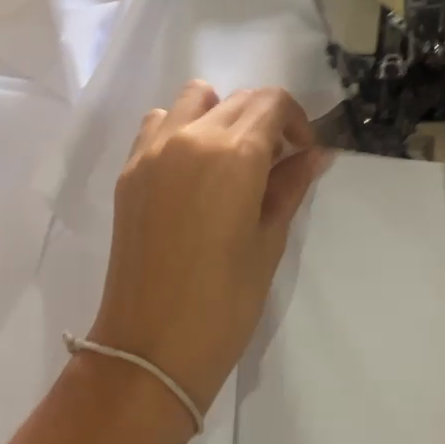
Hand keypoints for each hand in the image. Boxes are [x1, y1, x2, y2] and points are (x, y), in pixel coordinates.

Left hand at [89, 82, 323, 417]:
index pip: (272, 103)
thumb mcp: (269, 241)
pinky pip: (158, 122)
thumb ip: (290, 186)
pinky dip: (180, 128)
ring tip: (228, 161)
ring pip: (194, 98)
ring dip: (219, 114)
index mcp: (234, 153)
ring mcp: (154, 149)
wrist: (150, 345)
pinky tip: (190, 171)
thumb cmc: (225, 302)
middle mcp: (191, 136)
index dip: (296, 121)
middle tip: (274, 165)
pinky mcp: (129, 167)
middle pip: (238, 99)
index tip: (302, 154)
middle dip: (264, 120)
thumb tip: (315, 153)